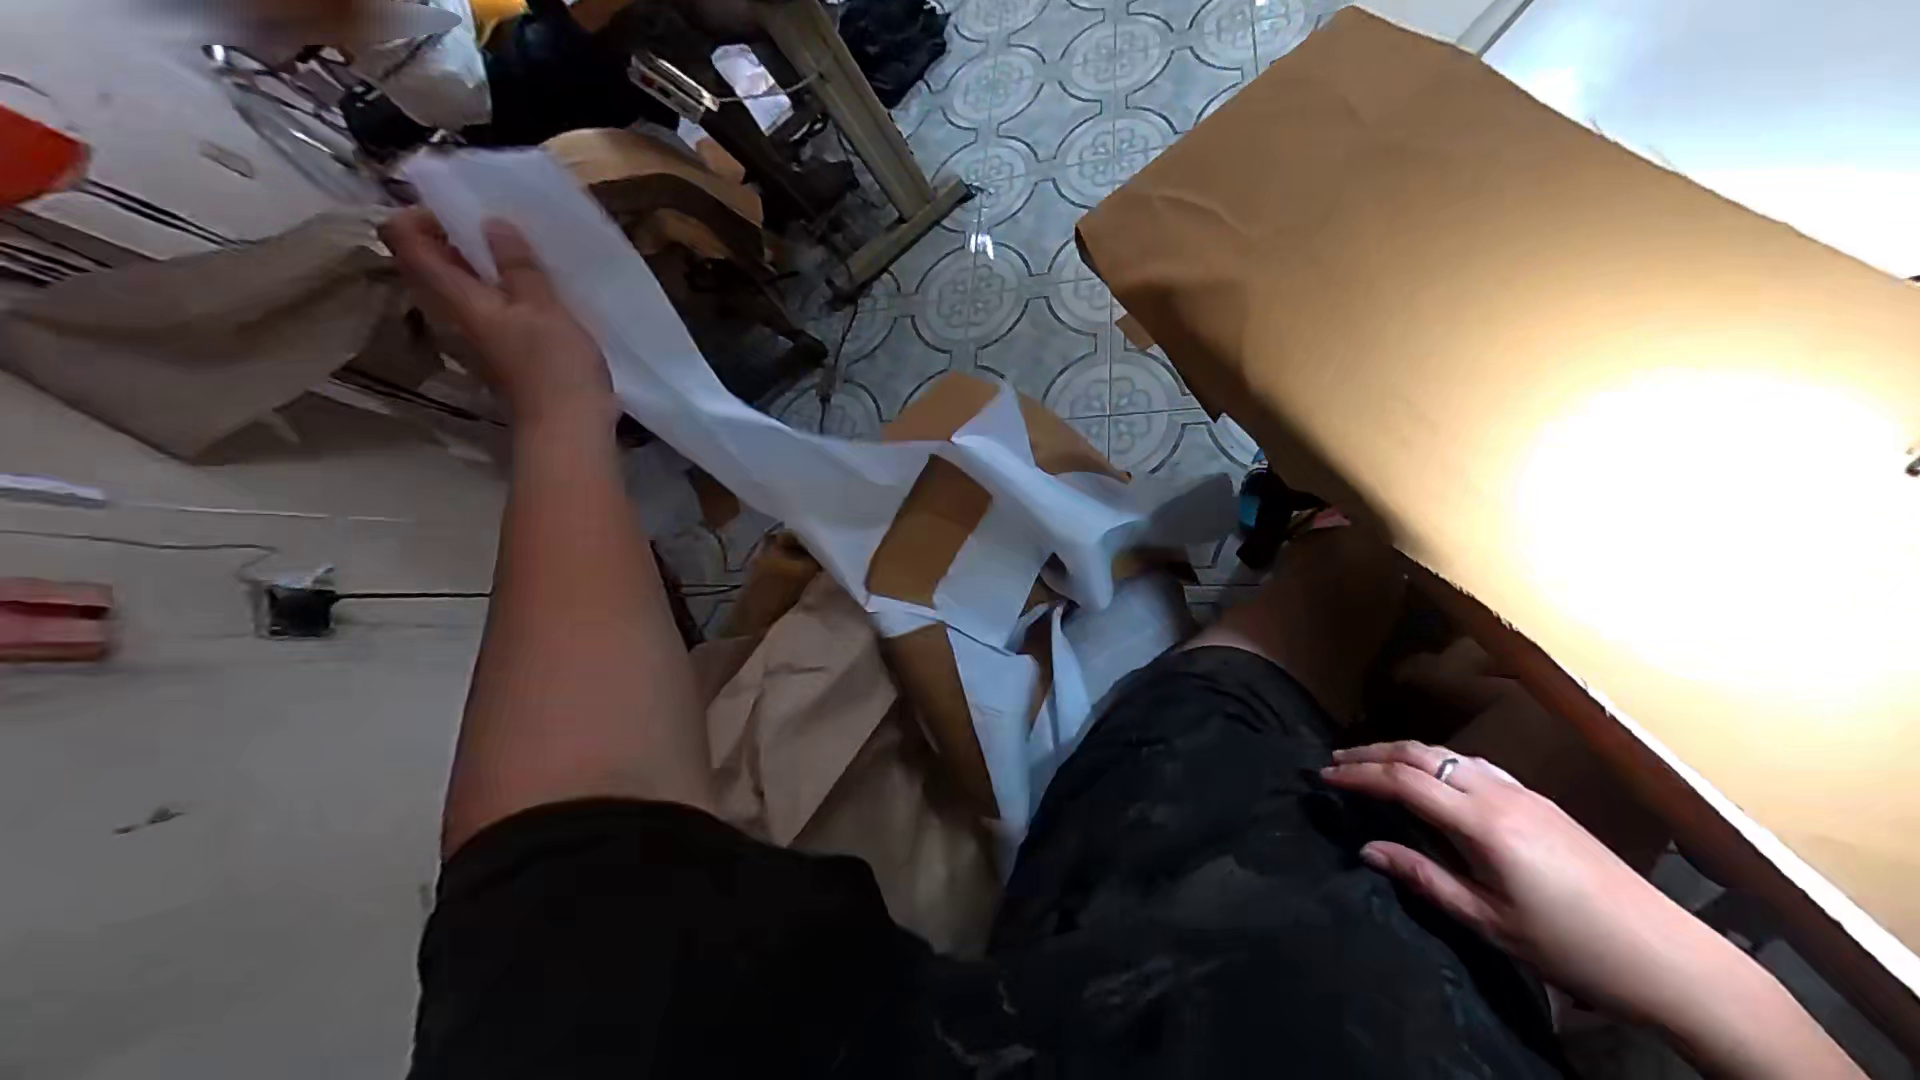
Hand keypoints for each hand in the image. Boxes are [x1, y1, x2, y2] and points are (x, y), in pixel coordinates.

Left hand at [380, 208, 616, 431]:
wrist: (567, 425)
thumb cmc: (554, 365)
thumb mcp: (544, 307)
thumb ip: (517, 264)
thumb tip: (492, 224)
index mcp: (454, 296)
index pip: (403, 238)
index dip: (422, 214)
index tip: (467, 212)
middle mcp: (453, 313)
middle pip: (429, 262)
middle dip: (456, 237)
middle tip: (503, 233)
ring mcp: (475, 335)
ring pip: (459, 285)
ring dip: (482, 265)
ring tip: (524, 260)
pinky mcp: (499, 351)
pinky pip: (486, 307)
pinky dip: (502, 291)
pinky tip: (538, 295)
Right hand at [1323, 741, 1866, 1078]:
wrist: (1674, 960)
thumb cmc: (1574, 948)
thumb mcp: (1489, 922)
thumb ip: (1424, 877)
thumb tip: (1366, 847)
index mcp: (1483, 824)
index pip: (1403, 780)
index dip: (1358, 774)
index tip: (1324, 776)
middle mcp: (1500, 795)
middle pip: (1421, 754)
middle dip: (1372, 753)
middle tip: (1336, 760)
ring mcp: (1524, 794)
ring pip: (1447, 753)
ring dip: (1403, 753)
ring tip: (1372, 764)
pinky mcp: (1540, 802)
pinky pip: (1473, 764)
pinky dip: (1435, 760)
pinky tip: (1430, 777)